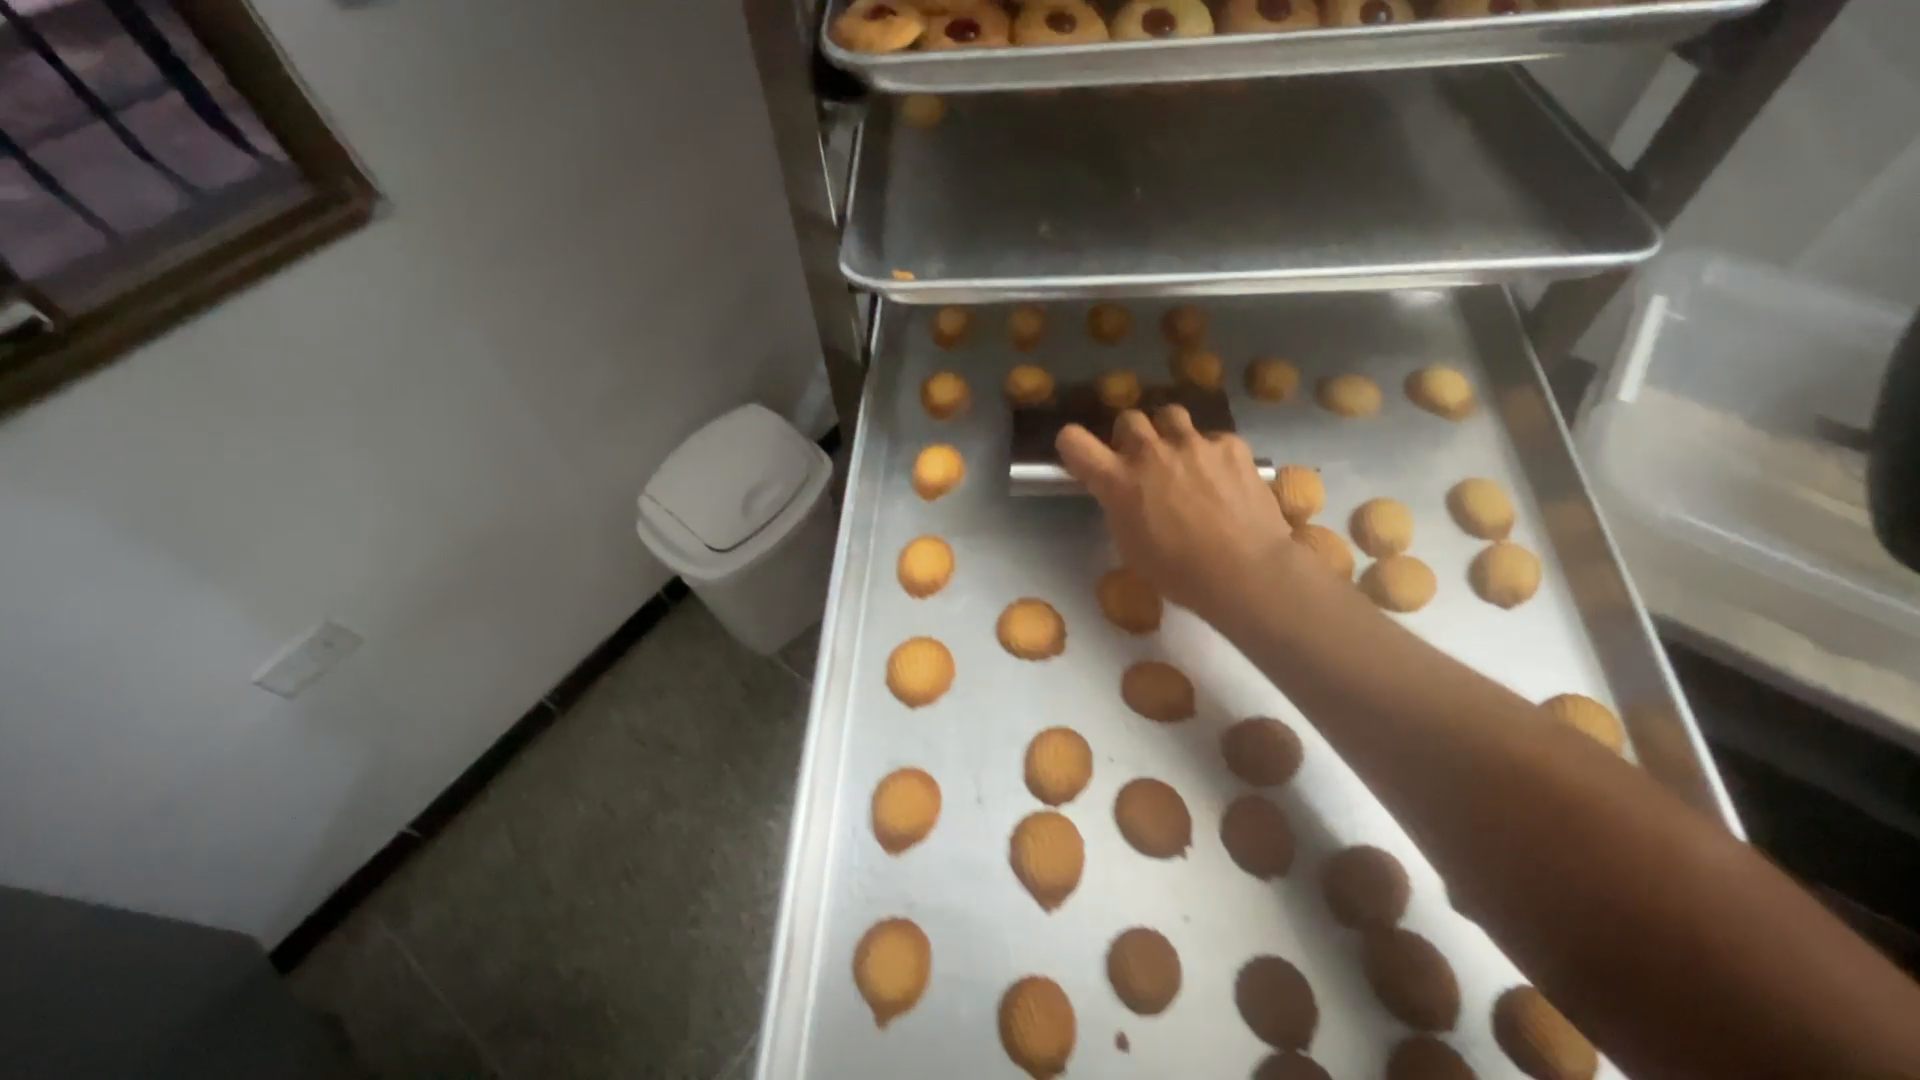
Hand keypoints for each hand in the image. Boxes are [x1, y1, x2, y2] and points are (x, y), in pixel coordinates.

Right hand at [1057, 405, 1299, 624]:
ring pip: (1170, 415)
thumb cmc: (1180, 573)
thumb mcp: (1131, 547)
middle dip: (1130, 437)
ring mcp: (1193, 443)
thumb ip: (1120, 508)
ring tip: (1182, 457)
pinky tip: (1223, 477)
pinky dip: (1211, 453)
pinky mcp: (1230, 444)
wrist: (1244, 571)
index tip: (1082, 456)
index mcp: (1118, 481)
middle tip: (1141, 461)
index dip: (1073, 444)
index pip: (1074, 440)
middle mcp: (1151, 452)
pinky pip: (1212, 437)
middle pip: (1128, 419)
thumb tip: (1124, 495)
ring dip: (1168, 433)